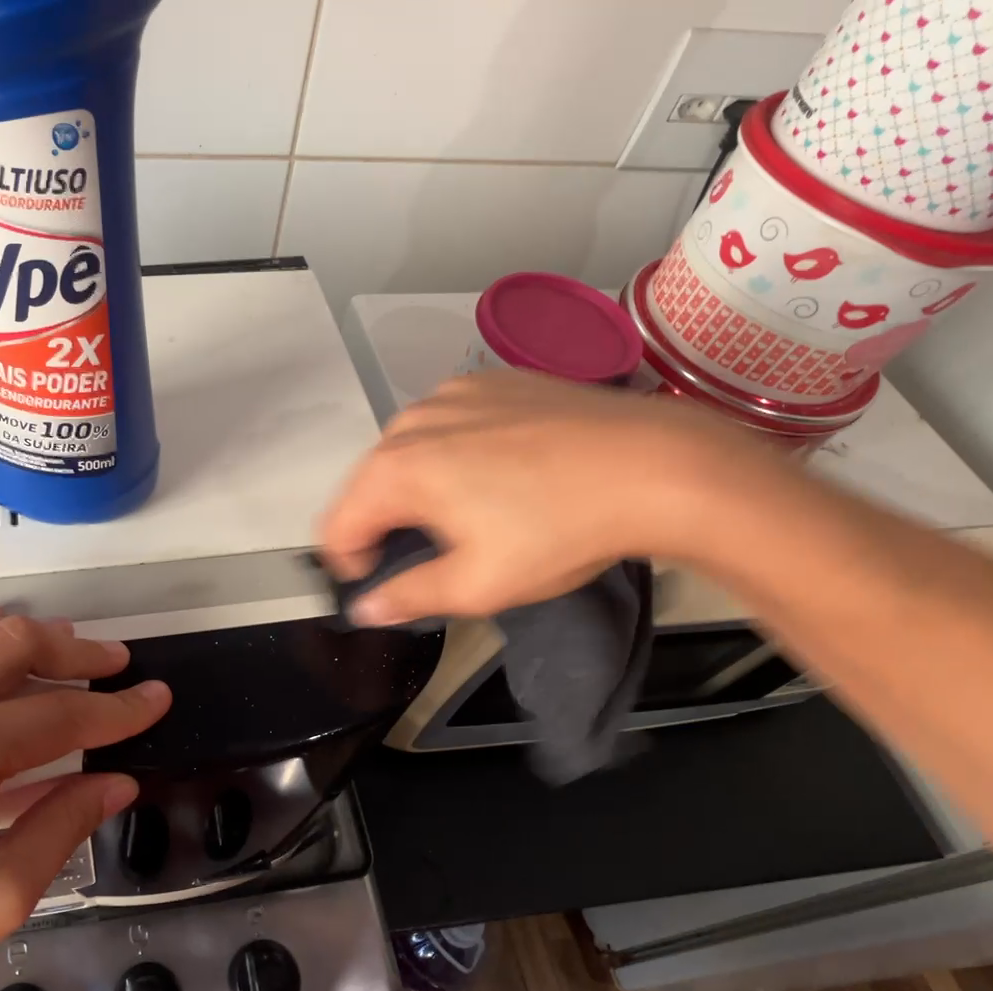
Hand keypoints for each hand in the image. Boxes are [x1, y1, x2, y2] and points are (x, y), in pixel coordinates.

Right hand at [319, 369, 781, 625]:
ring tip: (469, 513)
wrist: (655, 465)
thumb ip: (408, 596)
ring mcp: (452, 392)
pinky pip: (447, 422)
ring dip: (416, 485)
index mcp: (396, 470)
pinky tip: (499, 472)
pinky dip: (452, 451)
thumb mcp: (478, 584)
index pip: (337, 524)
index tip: (384, 584)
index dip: (350, 564)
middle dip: (384, 523)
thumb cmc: (559, 531)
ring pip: (407, 449)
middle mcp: (411, 420)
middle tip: (431, 555)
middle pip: (368, 483)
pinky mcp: (491, 379)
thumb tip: (365, 608)